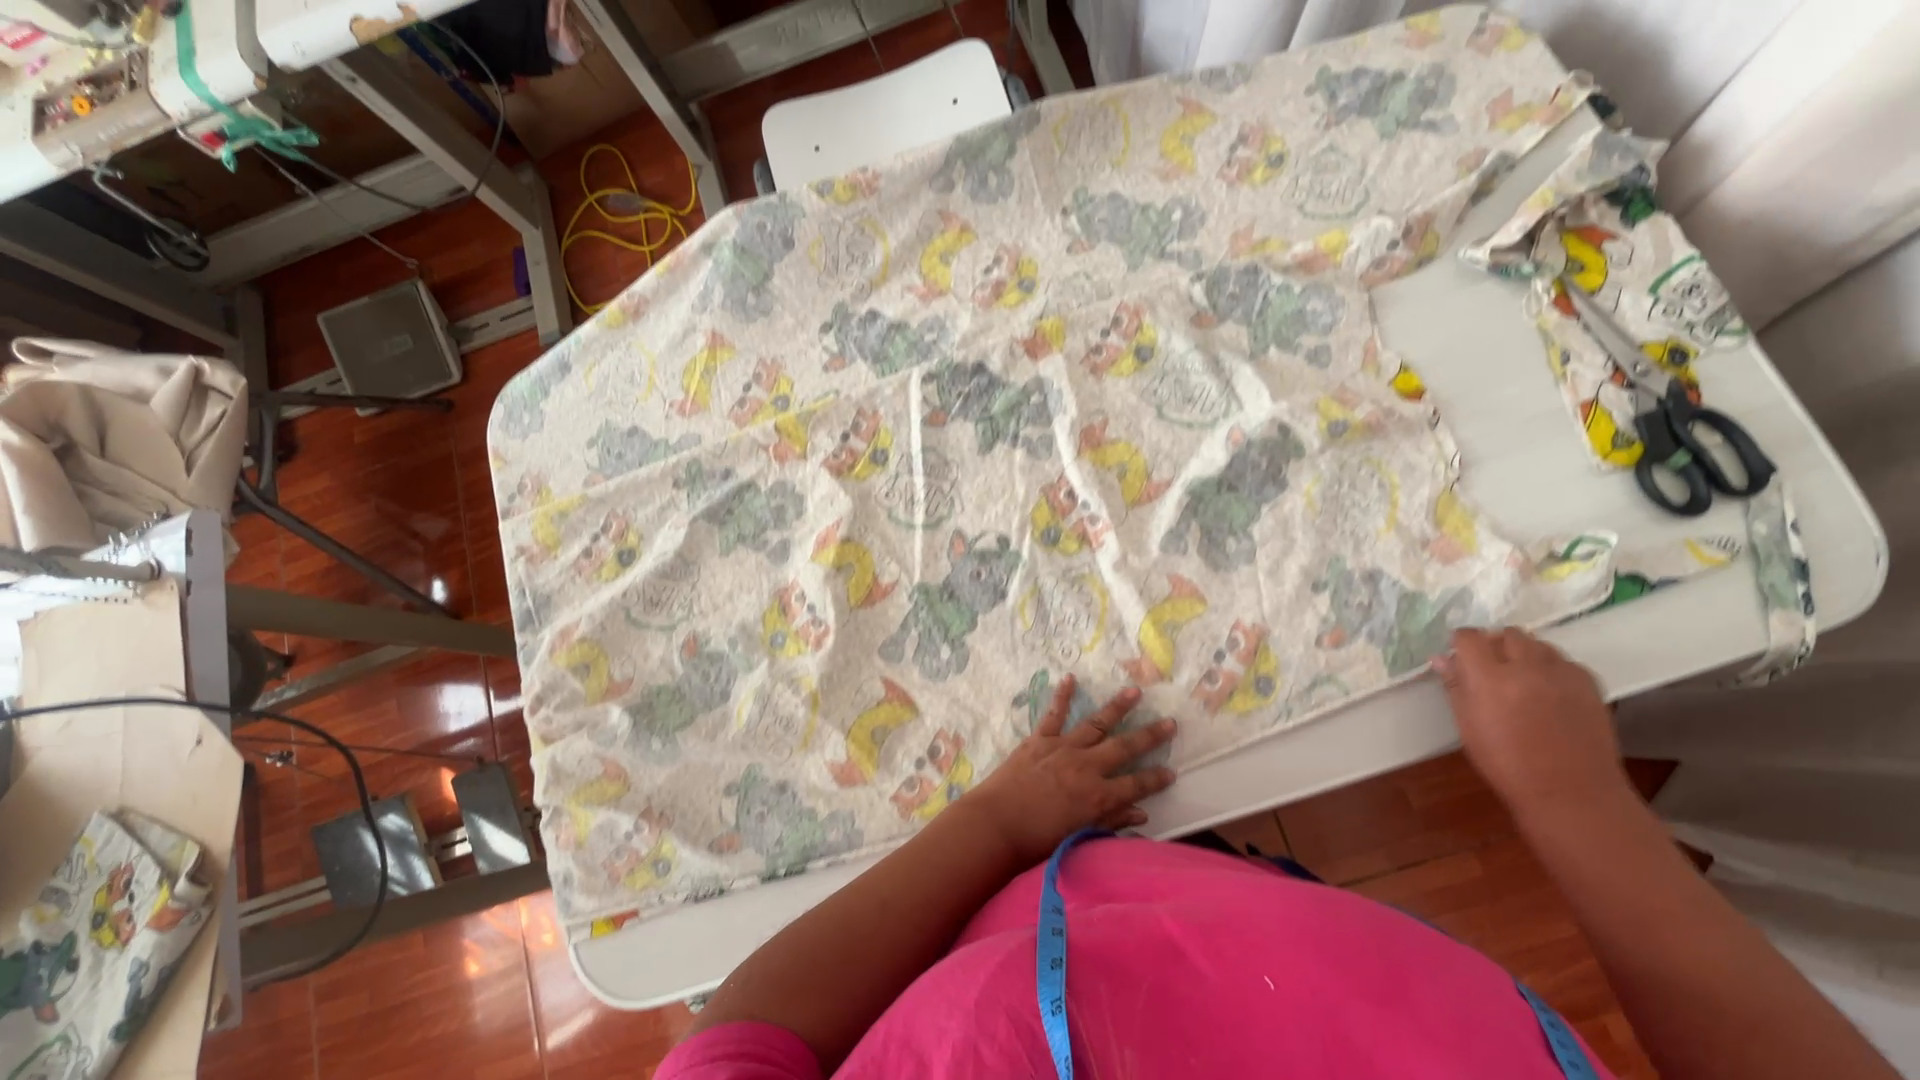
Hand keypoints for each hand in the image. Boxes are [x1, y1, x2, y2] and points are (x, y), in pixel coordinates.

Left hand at [957, 676, 1177, 864]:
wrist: (995, 824)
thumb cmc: (1037, 840)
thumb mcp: (1079, 836)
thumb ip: (1110, 822)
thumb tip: (1141, 814)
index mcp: (1098, 796)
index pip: (1136, 785)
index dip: (1155, 779)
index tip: (1173, 771)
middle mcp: (1086, 767)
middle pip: (1125, 747)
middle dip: (1150, 736)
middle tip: (1170, 722)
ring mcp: (1063, 749)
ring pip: (1096, 723)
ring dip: (1117, 707)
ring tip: (1135, 691)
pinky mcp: (1039, 740)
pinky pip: (1054, 714)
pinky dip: (1062, 696)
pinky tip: (1070, 678)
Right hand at [1434, 627, 1630, 819]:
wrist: (1571, 791)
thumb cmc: (1507, 764)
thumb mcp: (1469, 726)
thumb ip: (1455, 687)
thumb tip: (1442, 658)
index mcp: (1490, 678)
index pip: (1469, 637)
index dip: (1461, 643)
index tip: (1460, 657)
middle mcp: (1527, 666)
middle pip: (1507, 633)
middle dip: (1495, 644)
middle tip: (1491, 669)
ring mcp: (1562, 672)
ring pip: (1537, 644)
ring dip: (1524, 653)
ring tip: (1522, 680)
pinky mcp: (1589, 682)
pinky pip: (1563, 661)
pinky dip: (1551, 668)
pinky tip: (1549, 693)